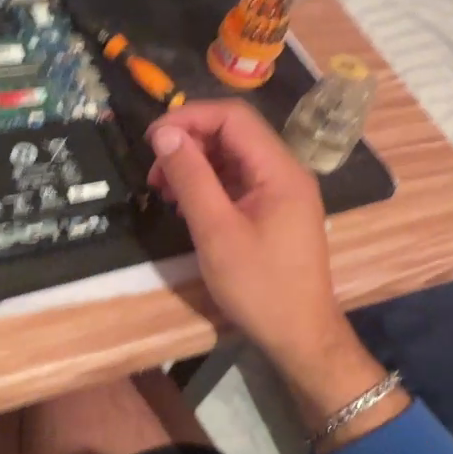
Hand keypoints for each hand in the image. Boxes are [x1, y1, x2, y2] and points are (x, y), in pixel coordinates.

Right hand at [146, 100, 396, 444]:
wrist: (300, 335)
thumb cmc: (259, 286)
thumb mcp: (217, 232)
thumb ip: (191, 178)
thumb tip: (164, 134)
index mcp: (280, 170)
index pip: (233, 118)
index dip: (189, 118)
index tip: (152, 139)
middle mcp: (285, 172)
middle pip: (233, 134)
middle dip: (189, 143)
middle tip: (153, 172)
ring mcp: (281, 192)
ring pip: (232, 157)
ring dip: (195, 164)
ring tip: (162, 190)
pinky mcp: (274, 211)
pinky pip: (237, 182)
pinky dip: (208, 185)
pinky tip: (184, 205)